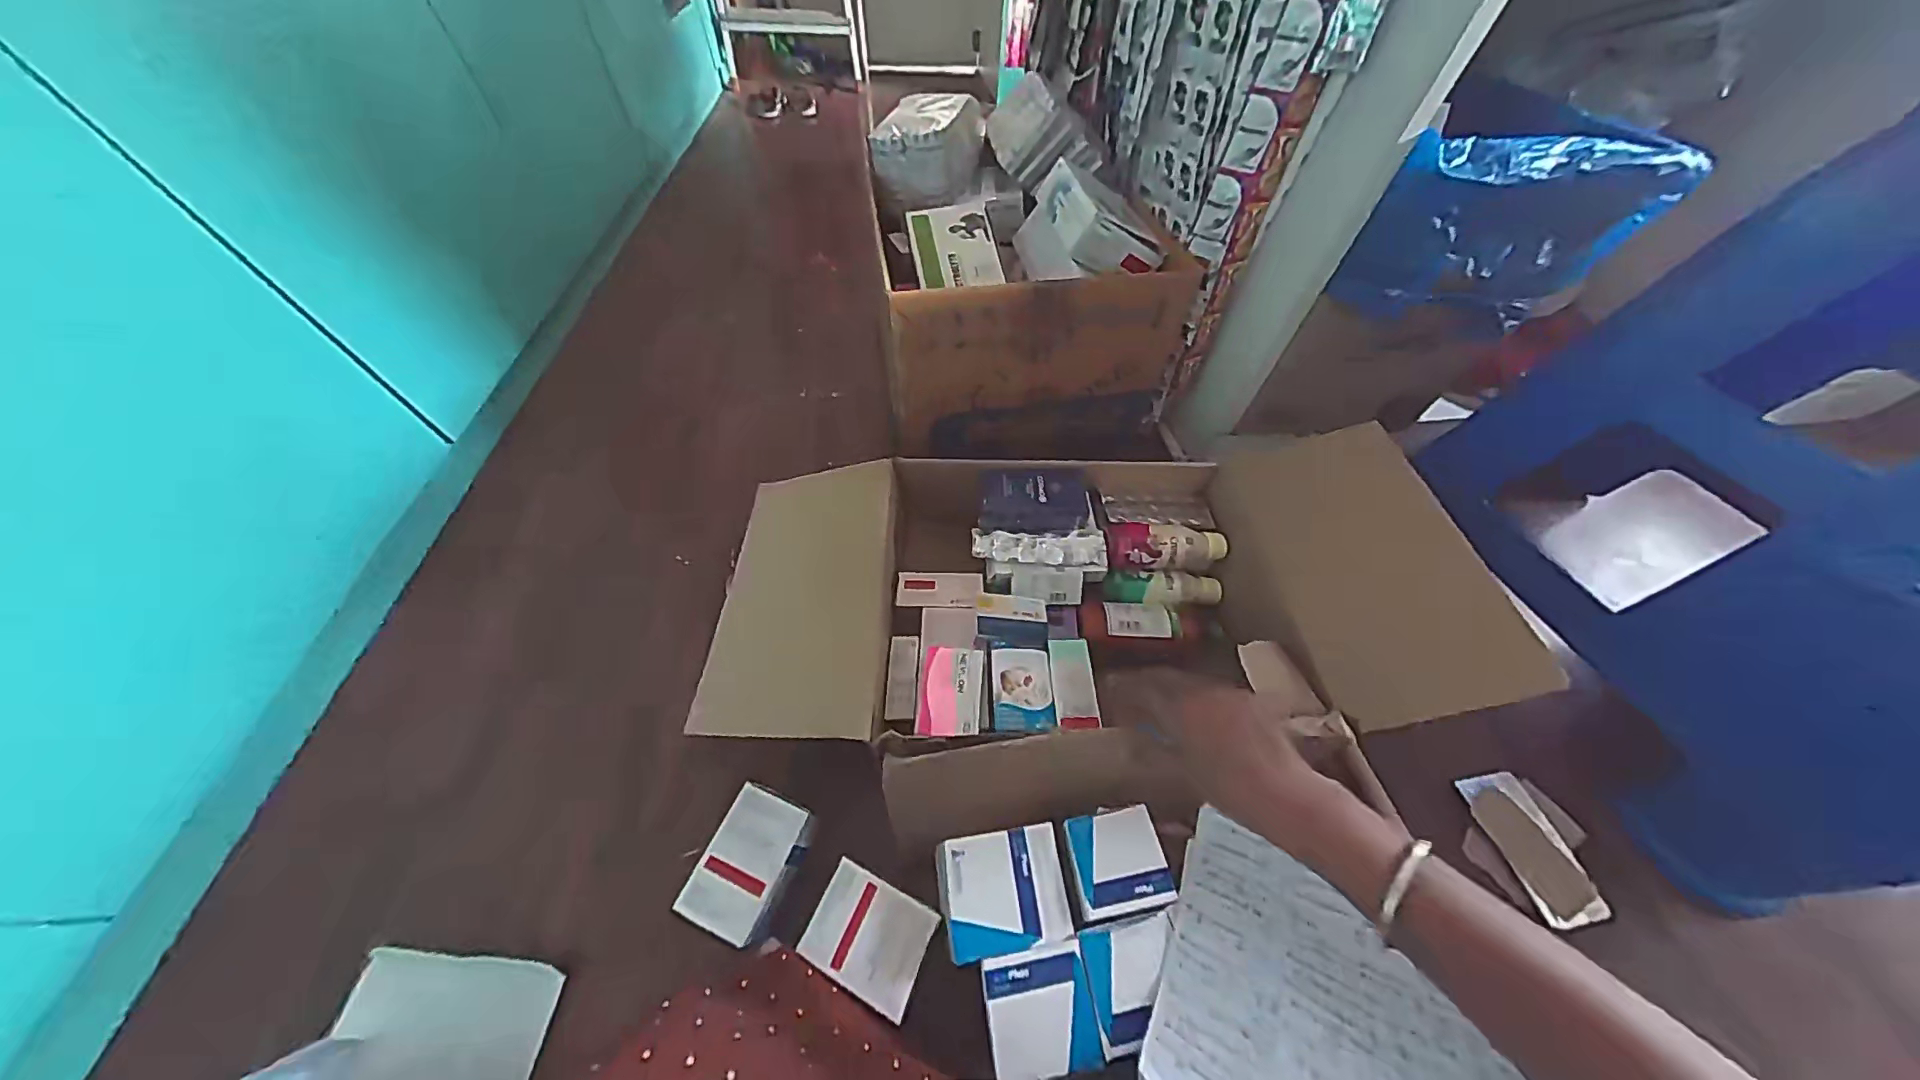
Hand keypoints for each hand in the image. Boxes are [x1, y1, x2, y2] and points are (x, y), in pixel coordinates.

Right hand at [1100, 667, 1400, 870]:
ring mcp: (1234, 695)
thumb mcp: (1184, 773)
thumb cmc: (1234, 793)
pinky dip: (1199, 702)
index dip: (1124, 687)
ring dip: (1174, 693)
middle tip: (1131, 697)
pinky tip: (1198, 721)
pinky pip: (1215, 695)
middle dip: (1147, 685)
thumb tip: (1138, 735)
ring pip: (1193, 684)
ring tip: (1161, 710)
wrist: (1292, 800)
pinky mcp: (1255, 705)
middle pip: (1169, 678)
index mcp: (1184, 705)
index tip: (1110, 690)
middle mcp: (1208, 691)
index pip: (1144, 684)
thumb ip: (1158, 746)